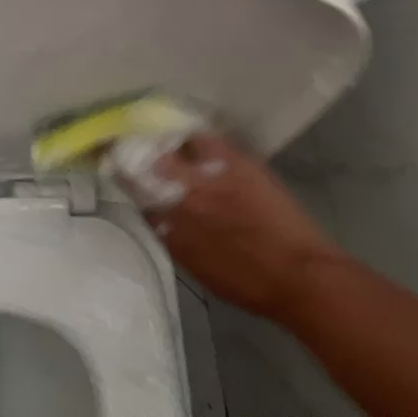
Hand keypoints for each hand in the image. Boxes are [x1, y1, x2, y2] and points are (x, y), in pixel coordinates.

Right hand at [126, 133, 344, 322]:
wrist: (298, 274)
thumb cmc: (251, 284)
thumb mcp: (200, 268)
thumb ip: (176, 238)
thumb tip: (164, 218)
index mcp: (171, 231)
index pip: (136, 196)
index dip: (125, 178)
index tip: (118, 167)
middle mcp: (180, 201)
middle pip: (143, 166)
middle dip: (132, 153)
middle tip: (130, 143)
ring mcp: (205, 178)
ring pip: (168, 148)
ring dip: (159, 141)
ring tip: (158, 133)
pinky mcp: (231, 161)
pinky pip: (201, 138)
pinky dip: (192, 135)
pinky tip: (191, 133)